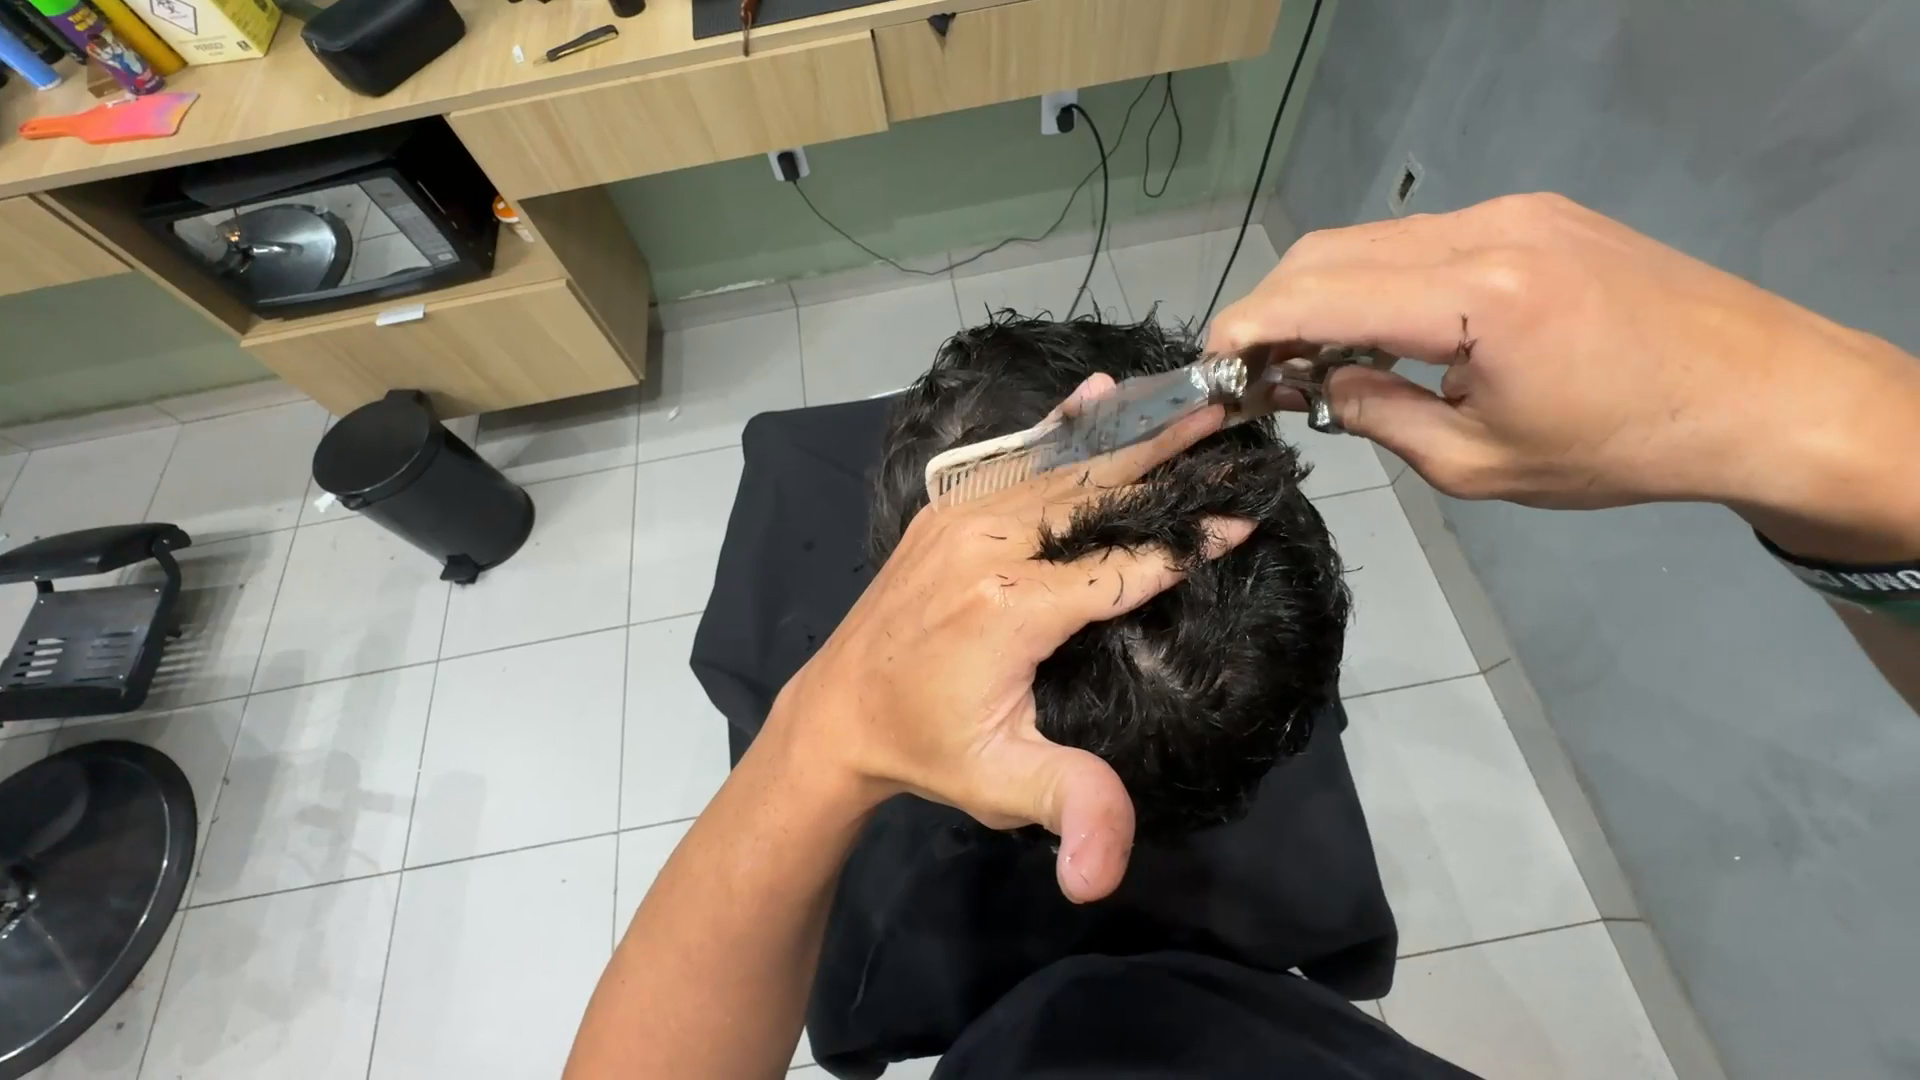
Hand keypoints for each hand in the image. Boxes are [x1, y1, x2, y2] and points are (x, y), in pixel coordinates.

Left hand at [768, 377, 1249, 902]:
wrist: (839, 709)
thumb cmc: (927, 747)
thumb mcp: (999, 784)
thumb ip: (1068, 809)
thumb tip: (1104, 885)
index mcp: (1013, 606)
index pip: (1123, 565)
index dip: (1187, 544)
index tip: (1244, 516)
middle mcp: (989, 543)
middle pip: (1097, 491)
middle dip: (1169, 455)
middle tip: (1230, 414)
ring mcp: (960, 515)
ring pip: (1060, 465)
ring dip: (1127, 432)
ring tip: (1185, 396)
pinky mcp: (944, 510)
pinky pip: (1015, 460)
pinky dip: (1061, 426)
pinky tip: (1096, 393)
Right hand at [1207, 193, 1919, 559]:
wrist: (1769, 396)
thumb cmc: (1618, 450)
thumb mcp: (1473, 463)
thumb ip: (1376, 412)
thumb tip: (1318, 379)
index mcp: (1479, 299)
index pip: (1321, 292)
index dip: (1249, 325)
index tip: (1210, 365)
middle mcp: (1488, 232)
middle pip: (1329, 250)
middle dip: (1269, 307)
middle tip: (1249, 369)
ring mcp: (1512, 212)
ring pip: (1365, 239)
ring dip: (1314, 292)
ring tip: (1299, 355)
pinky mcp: (1531, 215)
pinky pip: (1413, 241)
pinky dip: (1366, 281)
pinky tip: (1365, 327)